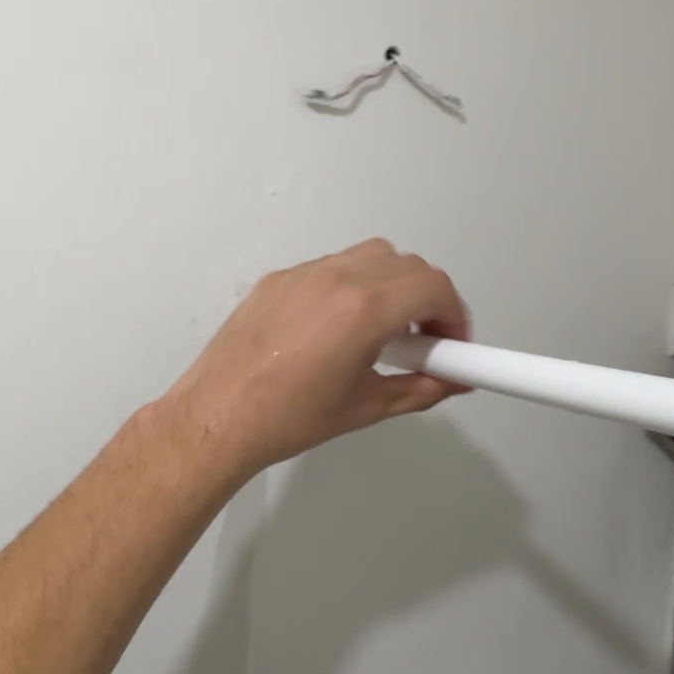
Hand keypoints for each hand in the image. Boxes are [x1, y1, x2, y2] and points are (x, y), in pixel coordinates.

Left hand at [153, 239, 470, 479]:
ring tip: (384, 332)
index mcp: (364, 310)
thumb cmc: (288, 418)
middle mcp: (335, 279)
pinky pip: (330, 267)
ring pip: (369, 256)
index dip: (455, 315)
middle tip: (425, 342)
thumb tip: (454, 383)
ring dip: (391, 285)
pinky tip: (339, 327)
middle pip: (407, 265)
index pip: (434, 287)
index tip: (453, 344)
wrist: (218, 416)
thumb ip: (421, 389)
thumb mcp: (366, 407)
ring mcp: (303, 274)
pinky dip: (352, 284)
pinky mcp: (277, 279)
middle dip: (427, 299)